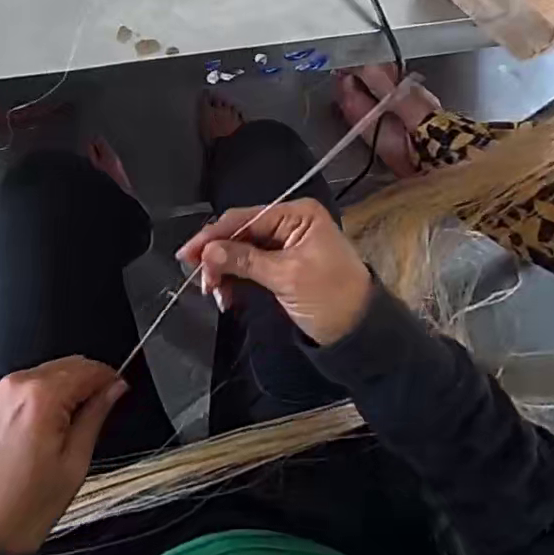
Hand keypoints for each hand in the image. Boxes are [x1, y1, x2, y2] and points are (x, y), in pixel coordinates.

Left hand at [0, 356, 128, 554]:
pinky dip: (42, 393)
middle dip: (87, 380)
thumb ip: (95, 417)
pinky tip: (49, 421)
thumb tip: (113, 390)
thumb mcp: (74, 464)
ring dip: (65, 386)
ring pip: (45, 371)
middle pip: (65, 364)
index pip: (85, 369)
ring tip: (76, 419)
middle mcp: (17, 384)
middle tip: (103, 403)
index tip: (119, 387)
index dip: (108, 376)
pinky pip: (25, 383)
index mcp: (40, 397)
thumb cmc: (24, 507)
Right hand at [176, 198, 372, 345]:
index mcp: (297, 215)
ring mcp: (284, 244)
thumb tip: (207, 251)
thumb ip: (245, 260)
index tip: (187, 253)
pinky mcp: (281, 265)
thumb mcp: (287, 277)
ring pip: (240, 251)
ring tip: (215, 294)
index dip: (213, 235)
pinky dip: (235, 280)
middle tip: (200, 280)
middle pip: (239, 234)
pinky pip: (249, 266)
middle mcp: (289, 223)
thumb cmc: (333, 299)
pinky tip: (226, 296)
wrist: (366, 339)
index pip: (245, 218)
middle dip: (217, 257)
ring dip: (223, 271)